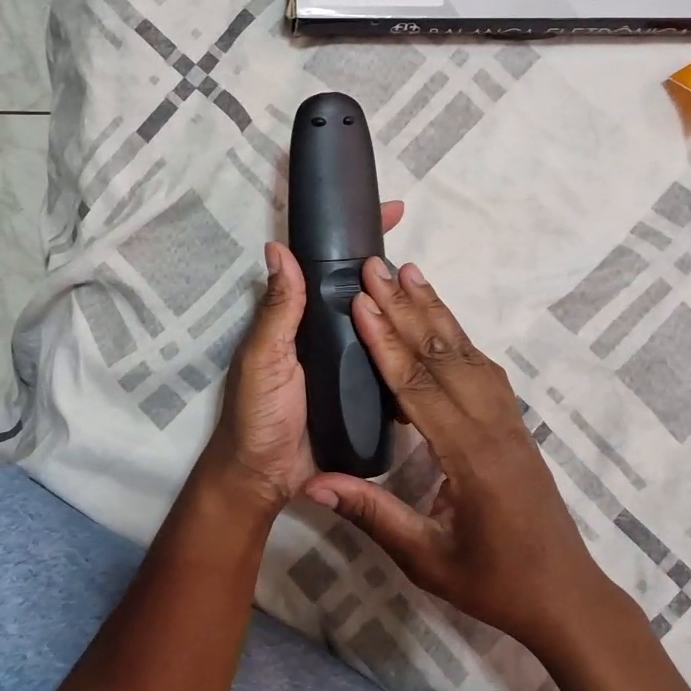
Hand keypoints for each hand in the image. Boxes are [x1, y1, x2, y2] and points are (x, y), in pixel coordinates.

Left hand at [202, 202, 403, 511]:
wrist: (268, 478)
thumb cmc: (257, 413)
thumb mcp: (264, 356)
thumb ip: (277, 309)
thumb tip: (277, 246)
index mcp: (298, 317)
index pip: (327, 266)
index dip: (354, 237)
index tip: (388, 211)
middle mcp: (325, 333)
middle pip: (360, 293)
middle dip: (388, 271)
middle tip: (418, 259)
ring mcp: (347, 363)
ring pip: (380, 327)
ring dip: (403, 310)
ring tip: (432, 295)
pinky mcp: (364, 394)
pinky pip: (389, 366)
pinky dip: (408, 352)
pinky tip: (431, 343)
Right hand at [302, 260, 612, 648]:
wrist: (566, 597)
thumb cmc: (494, 582)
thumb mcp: (427, 559)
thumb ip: (372, 516)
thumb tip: (313, 483)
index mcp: (470, 458)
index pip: (419, 387)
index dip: (386, 342)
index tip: (361, 302)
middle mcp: (493, 427)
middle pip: (442, 355)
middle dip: (406, 307)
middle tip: (376, 266)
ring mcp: (509, 421)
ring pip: (468, 353)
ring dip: (435, 310)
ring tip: (409, 272)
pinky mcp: (514, 423)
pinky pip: (483, 368)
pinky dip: (457, 335)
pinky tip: (440, 320)